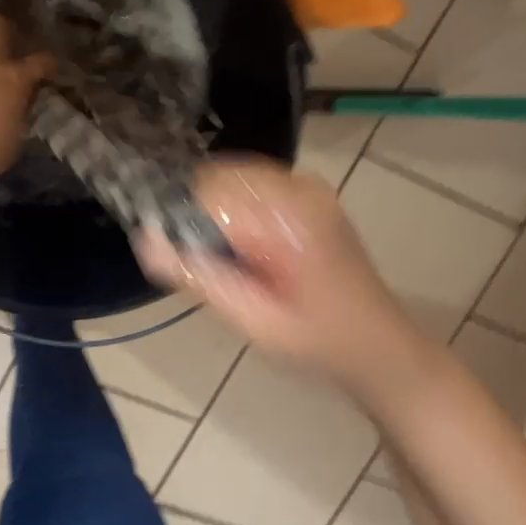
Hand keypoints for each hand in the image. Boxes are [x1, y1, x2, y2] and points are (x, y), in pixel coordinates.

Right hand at [133, 158, 431, 392]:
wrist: (379, 347)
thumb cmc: (315, 341)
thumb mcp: (252, 319)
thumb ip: (200, 276)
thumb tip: (145, 240)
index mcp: (289, 218)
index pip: (209, 191)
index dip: (180, 216)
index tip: (169, 249)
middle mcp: (300, 190)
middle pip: (220, 177)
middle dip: (197, 211)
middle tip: (198, 256)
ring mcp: (308, 188)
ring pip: (233, 176)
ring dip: (214, 207)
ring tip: (223, 253)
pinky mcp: (310, 194)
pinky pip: (253, 183)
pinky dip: (234, 204)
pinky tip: (242, 243)